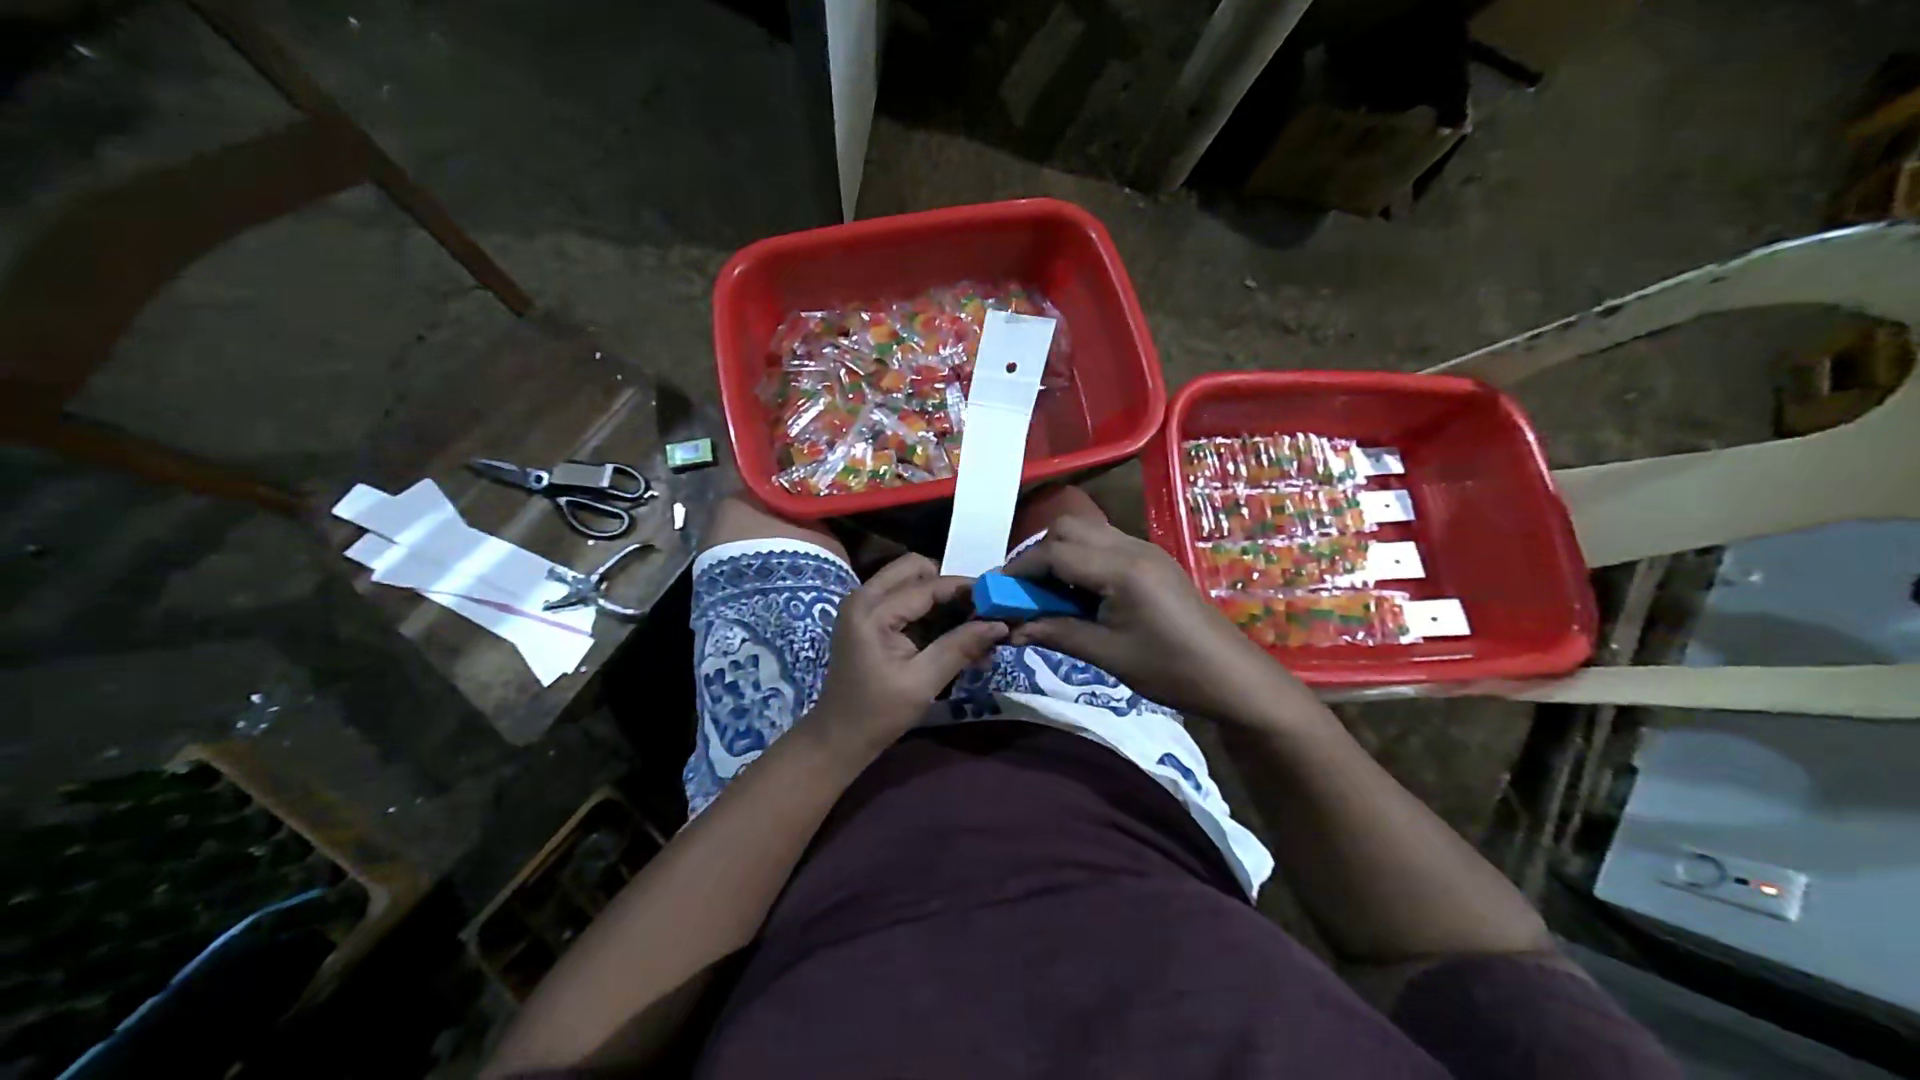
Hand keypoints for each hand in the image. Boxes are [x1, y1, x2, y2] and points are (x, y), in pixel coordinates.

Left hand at [808, 554, 1008, 753]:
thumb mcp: (924, 681)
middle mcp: (863, 597)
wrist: (839, 736)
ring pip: (909, 580)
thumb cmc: (879, 712)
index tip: (998, 597)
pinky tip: (952, 634)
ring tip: (970, 623)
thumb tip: (999, 625)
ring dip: (939, 596)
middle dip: (948, 585)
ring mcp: (862, 605)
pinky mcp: (866, 618)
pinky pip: (901, 598)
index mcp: (872, 611)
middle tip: (977, 609)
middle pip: (914, 568)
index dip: (965, 589)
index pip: (928, 586)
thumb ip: (960, 647)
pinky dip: (927, 609)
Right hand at [1002, 517, 1318, 728]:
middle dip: (1037, 555)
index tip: (998, 593)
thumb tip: (1010, 630)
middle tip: (1023, 592)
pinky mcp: (1153, 561)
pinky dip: (1081, 561)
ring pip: (1086, 533)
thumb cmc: (1171, 670)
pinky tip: (1080, 595)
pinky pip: (1105, 545)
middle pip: (1068, 529)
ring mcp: (1146, 551)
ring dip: (1059, 555)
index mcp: (1121, 569)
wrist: (1233, 677)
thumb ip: (1056, 633)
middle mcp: (1132, 548)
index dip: (1019, 569)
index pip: (1054, 552)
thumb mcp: (1108, 655)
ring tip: (1048, 594)